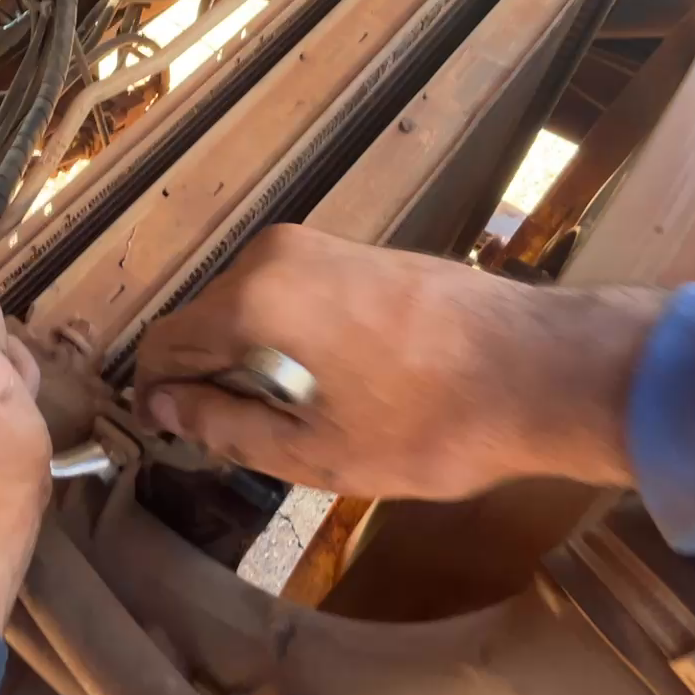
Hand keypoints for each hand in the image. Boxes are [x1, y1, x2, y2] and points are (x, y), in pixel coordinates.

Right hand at [134, 224, 661, 499]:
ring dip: (244, 358)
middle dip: (204, 377)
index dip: (155, 393)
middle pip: (202, 321)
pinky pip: (282, 291)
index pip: (164, 342)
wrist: (540, 367)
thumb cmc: (424, 424)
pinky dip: (278, 334)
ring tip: (286, 414)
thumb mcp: (312, 450)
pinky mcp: (348, 248)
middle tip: (237, 437)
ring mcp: (314, 244)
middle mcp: (270, 256)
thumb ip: (222, 424)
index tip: (170, 434)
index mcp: (252, 301)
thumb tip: (161, 405)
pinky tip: (321, 376)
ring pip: (242, 305)